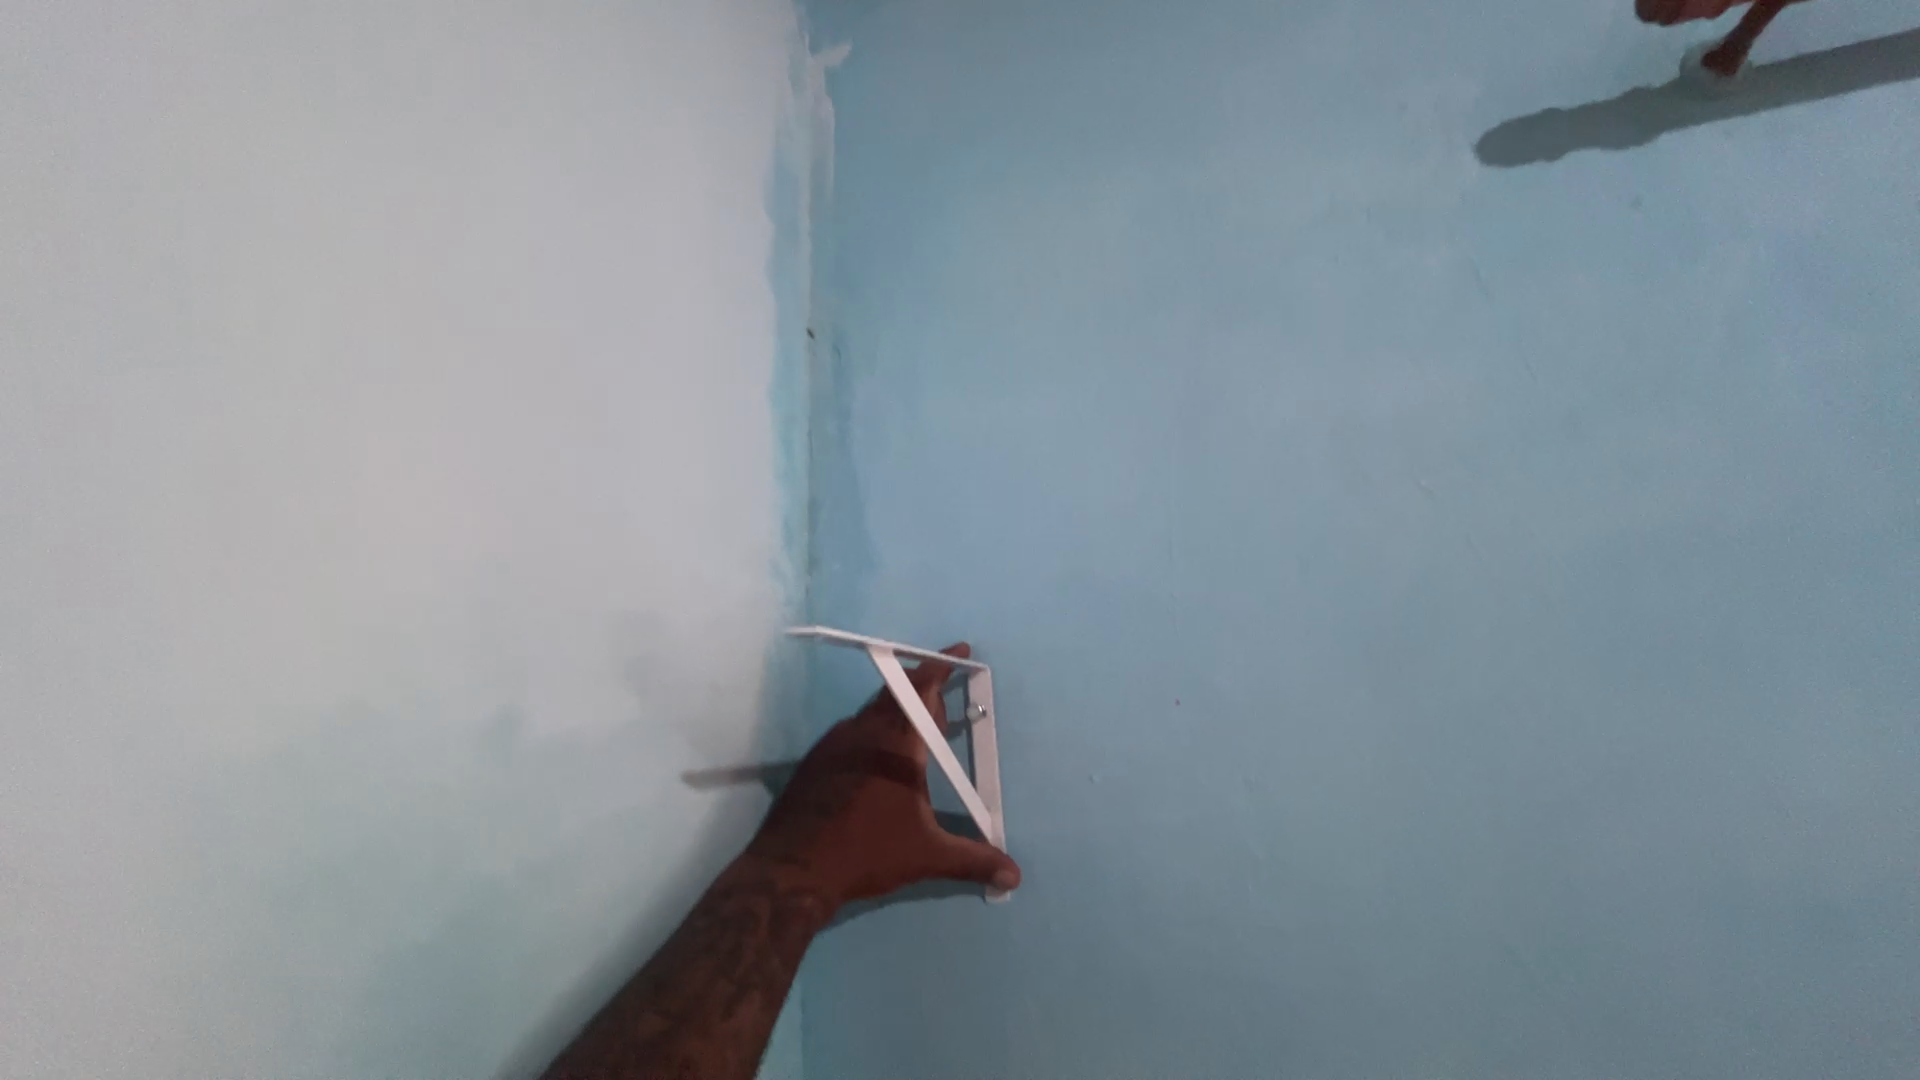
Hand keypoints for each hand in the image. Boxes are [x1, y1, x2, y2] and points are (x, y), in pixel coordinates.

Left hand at [744, 643, 1020, 907]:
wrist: (793, 869)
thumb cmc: (866, 852)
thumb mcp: (927, 855)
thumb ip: (972, 860)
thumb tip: (1014, 874)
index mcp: (898, 744)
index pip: (922, 689)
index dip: (941, 666)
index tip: (959, 652)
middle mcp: (866, 732)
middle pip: (897, 694)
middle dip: (924, 693)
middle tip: (944, 712)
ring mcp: (836, 742)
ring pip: (873, 712)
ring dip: (898, 714)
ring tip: (916, 742)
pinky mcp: (816, 758)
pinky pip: (852, 730)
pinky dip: (873, 732)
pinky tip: (877, 765)